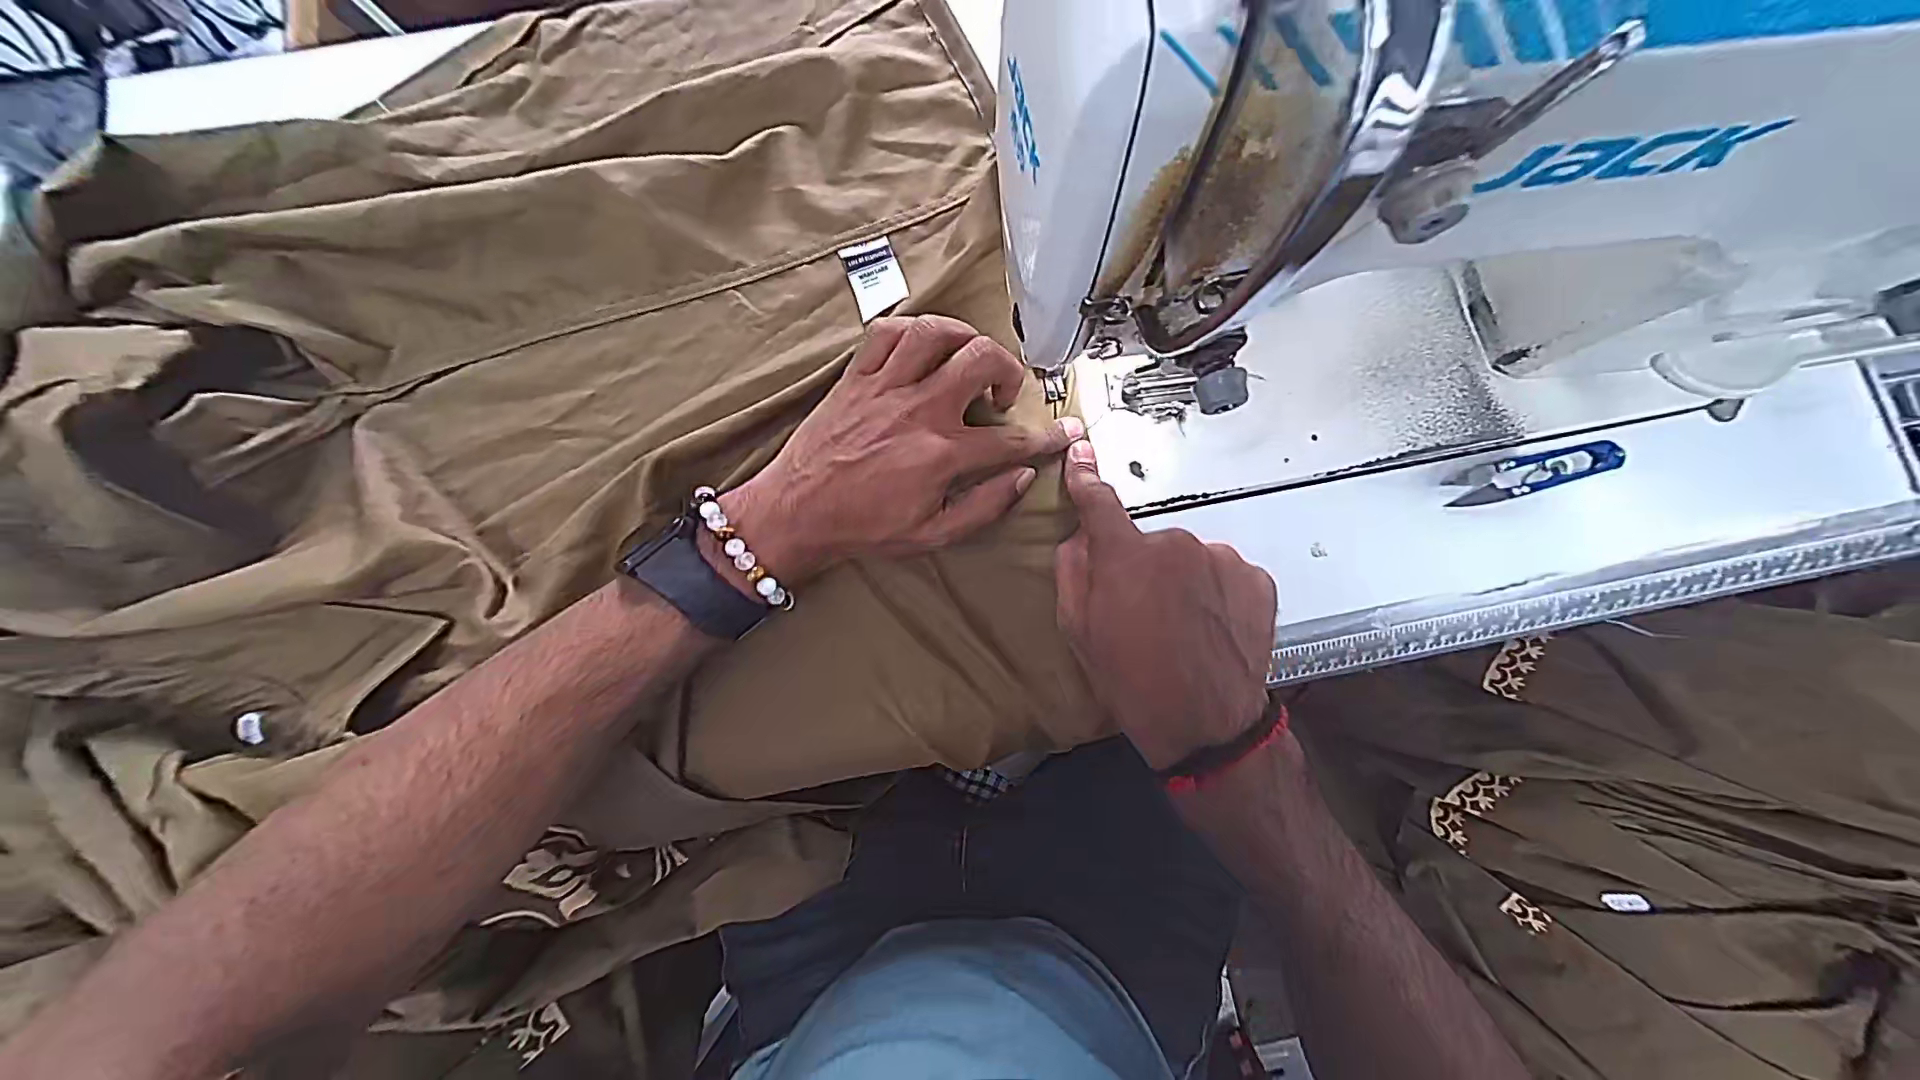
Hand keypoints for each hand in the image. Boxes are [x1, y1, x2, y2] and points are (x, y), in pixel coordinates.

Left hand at [715, 315, 1079, 586]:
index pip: (1009, 439)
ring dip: (963, 337)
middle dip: (1008, 370)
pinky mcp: (855, 379)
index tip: (1059, 432)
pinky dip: (910, 329)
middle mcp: (916, 412)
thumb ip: (983, 506)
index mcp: (939, 454)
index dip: (1044, 437)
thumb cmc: (860, 527)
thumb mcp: (931, 534)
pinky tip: (921, 347)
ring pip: (935, 333)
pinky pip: (885, 332)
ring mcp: (884, 389)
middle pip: (981, 361)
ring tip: (968, 357)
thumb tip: (1020, 479)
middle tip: (1002, 393)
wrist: (797, 513)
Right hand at [1054, 438, 1277, 768]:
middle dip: (1141, 567)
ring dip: (1180, 582)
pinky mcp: (1254, 578)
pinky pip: (1222, 571)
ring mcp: (1220, 560)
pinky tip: (1206, 626)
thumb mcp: (1079, 630)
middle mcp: (1175, 546)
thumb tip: (1079, 540)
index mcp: (1125, 556)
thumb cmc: (1138, 684)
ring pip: (1187, 557)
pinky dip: (1213, 592)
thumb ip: (1072, 571)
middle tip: (1140, 614)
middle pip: (1147, 541)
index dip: (1085, 477)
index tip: (1082, 458)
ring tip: (1178, 628)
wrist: (1205, 724)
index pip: (1099, 500)